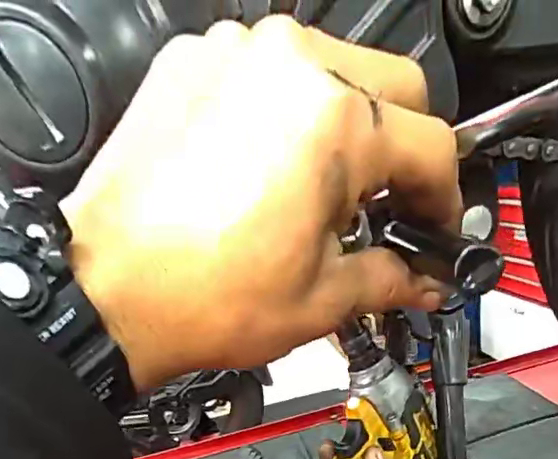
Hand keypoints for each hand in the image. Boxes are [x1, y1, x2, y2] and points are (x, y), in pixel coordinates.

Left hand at [60, 17, 459, 392]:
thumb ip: (390, 279)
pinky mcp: (196, 66)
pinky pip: (273, 78)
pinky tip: (280, 176)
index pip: (433, 145)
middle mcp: (289, 67)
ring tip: (331, 200)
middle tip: (396, 210)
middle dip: (409, 154)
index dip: (447, 198)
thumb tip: (422, 280)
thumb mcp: (322, 301)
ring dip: (354, 131)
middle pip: (399, 88)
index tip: (437, 228)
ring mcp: (237, 58)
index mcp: (336, 123)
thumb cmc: (201, 296)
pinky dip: (293, 120)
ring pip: (338, 72)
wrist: (109, 292)